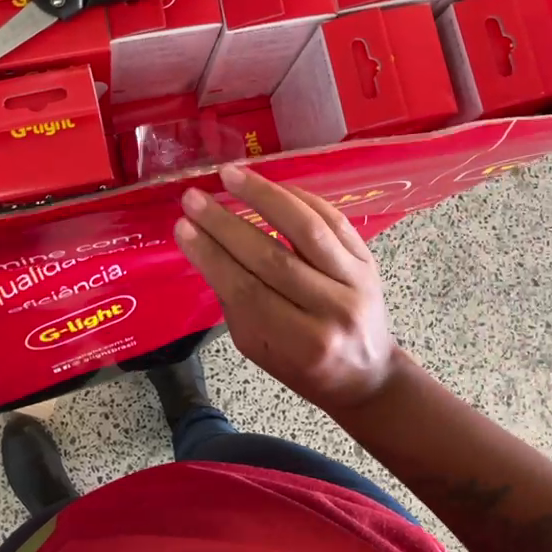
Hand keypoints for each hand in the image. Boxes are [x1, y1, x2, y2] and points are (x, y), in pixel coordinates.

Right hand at [174, 165, 402, 413]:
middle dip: (226, 225)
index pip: (247, 292)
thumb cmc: (304, 368)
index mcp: (302, 343)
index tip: (183, 228)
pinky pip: (332, 219)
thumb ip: (237, 304)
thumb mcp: (260, 350)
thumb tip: (208, 249)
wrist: (368, 375)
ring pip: (306, 230)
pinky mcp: (369, 260)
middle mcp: (333, 310)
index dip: (211, 257)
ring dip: (263, 197)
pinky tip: (269, 186)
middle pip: (272, 258)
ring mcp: (356, 282)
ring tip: (230, 176)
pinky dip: (298, 198)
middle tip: (194, 199)